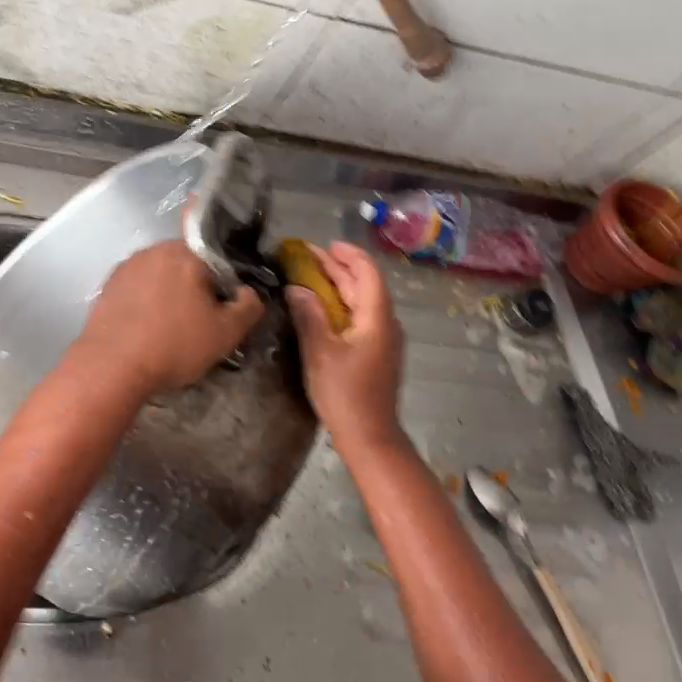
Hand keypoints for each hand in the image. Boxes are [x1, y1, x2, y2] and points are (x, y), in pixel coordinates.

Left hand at [74, 240, 264, 395]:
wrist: (111, 365)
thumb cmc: (174, 345)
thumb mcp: (225, 333)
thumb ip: (247, 307)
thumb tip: (248, 292)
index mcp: (185, 253)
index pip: (216, 260)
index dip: (223, 286)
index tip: (220, 312)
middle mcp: (154, 249)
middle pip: (186, 265)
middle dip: (194, 288)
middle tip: (197, 323)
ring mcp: (127, 265)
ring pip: (159, 276)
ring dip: (168, 295)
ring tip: (168, 329)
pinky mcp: (107, 284)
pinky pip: (137, 287)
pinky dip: (145, 302)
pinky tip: (145, 328)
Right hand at [284, 241, 404, 448]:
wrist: (369, 436)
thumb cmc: (344, 392)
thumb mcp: (320, 351)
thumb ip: (309, 315)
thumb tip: (296, 287)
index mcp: (377, 318)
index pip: (367, 273)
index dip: (348, 255)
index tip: (324, 245)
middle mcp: (386, 323)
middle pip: (364, 285)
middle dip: (338, 268)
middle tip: (307, 256)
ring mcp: (383, 339)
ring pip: (362, 301)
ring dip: (339, 285)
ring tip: (311, 275)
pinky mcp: (376, 352)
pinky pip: (360, 316)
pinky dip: (341, 304)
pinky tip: (322, 307)